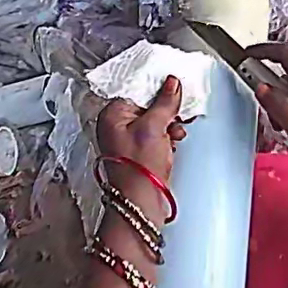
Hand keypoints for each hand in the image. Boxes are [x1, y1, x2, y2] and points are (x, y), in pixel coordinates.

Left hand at [95, 76, 186, 223]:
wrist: (140, 202)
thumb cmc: (138, 169)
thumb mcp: (154, 127)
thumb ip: (164, 102)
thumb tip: (171, 84)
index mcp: (111, 115)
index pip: (135, 89)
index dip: (155, 88)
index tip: (172, 86)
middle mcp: (115, 126)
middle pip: (145, 105)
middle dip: (164, 110)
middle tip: (175, 114)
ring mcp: (126, 140)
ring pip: (152, 120)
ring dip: (168, 124)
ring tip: (174, 133)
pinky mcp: (138, 152)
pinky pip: (155, 135)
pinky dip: (166, 136)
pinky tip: (172, 141)